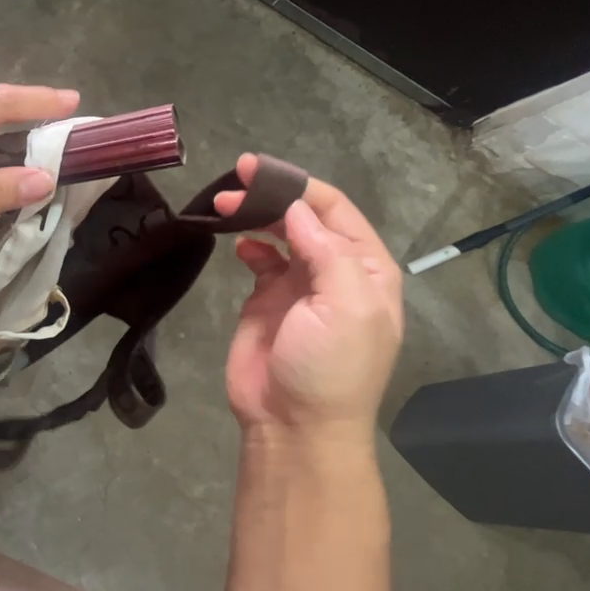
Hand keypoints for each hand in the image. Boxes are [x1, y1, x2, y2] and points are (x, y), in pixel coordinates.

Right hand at [213, 156, 403, 444]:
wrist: (294, 421)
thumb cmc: (331, 366)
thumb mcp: (346, 307)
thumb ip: (326, 253)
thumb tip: (296, 209)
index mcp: (366, 270)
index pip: (335, 213)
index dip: (301, 186)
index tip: (261, 169)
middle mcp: (334, 271)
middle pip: (305, 219)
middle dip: (272, 195)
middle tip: (234, 179)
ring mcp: (297, 286)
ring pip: (278, 236)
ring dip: (254, 216)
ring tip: (223, 204)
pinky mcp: (264, 302)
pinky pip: (258, 262)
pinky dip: (247, 246)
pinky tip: (235, 243)